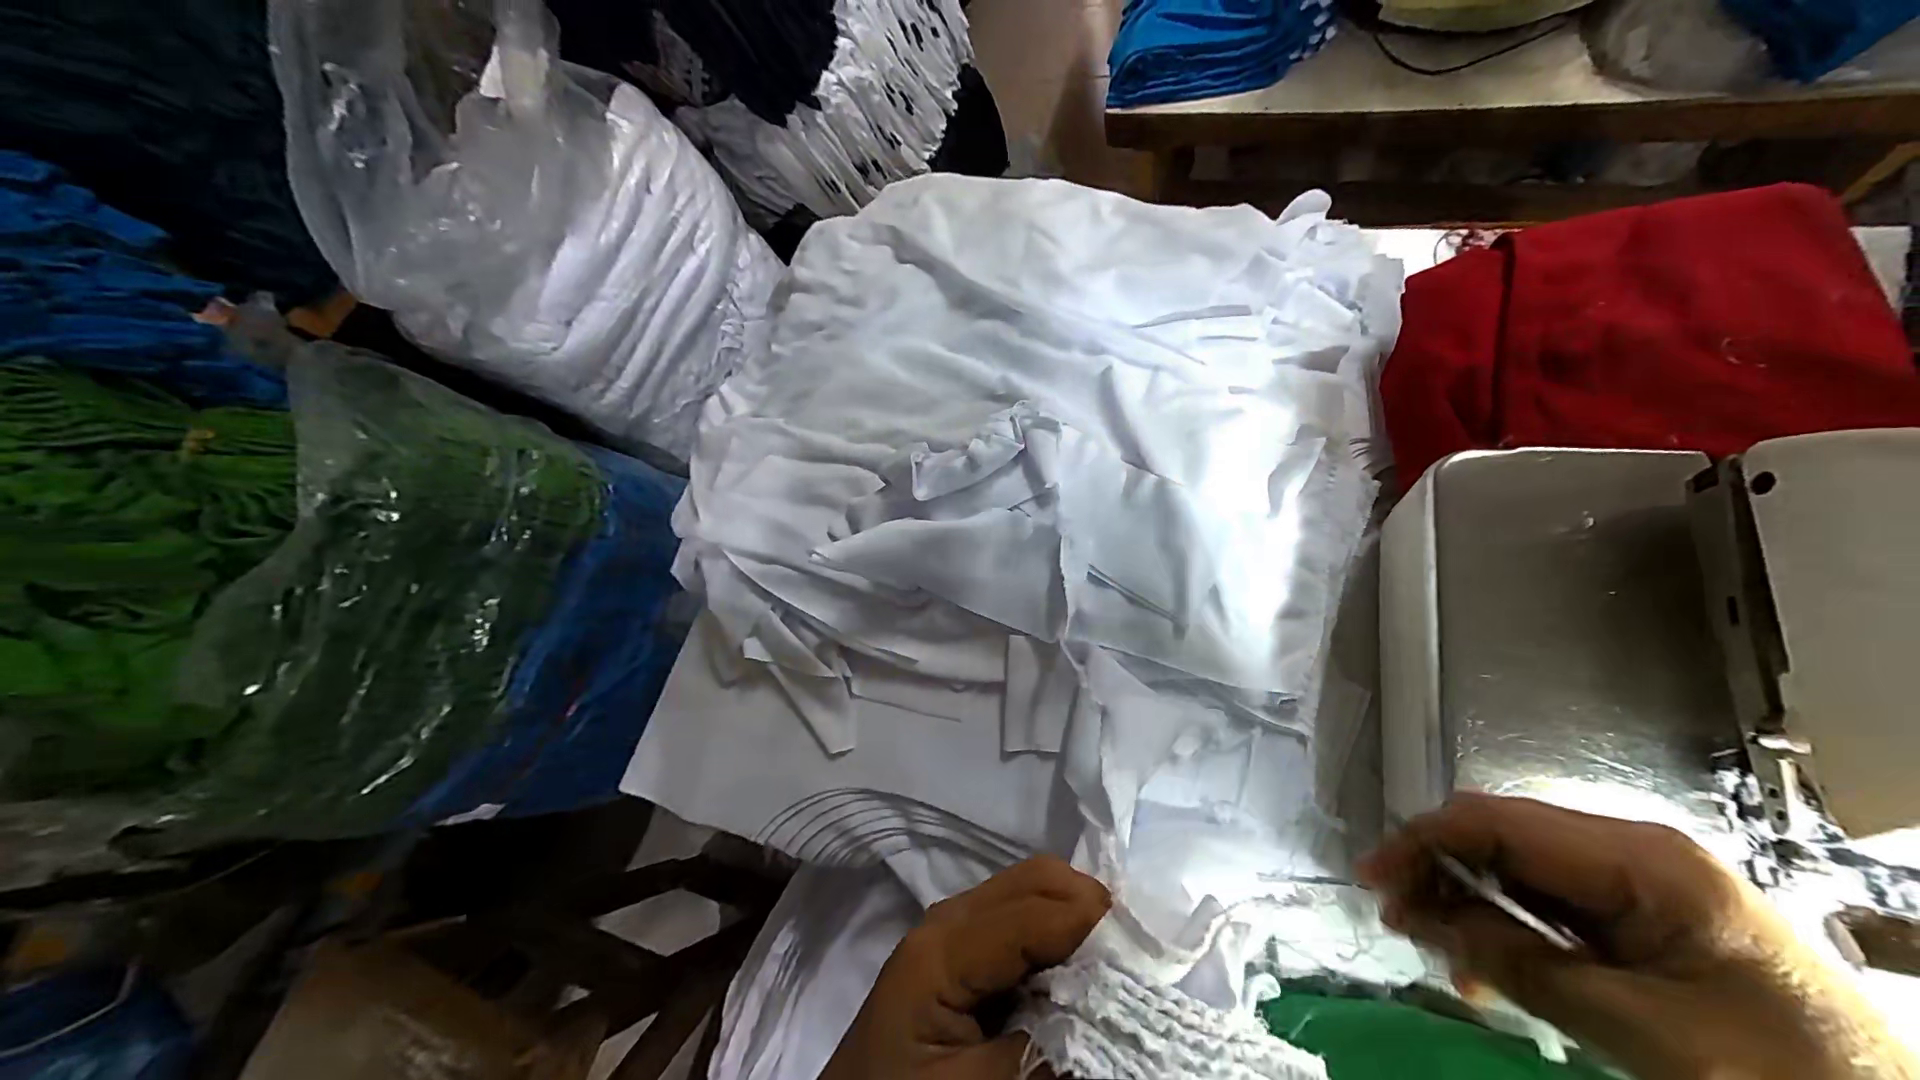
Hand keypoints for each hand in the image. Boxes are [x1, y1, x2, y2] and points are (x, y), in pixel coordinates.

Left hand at [820, 856, 1110, 1079]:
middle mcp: (949, 919)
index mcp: (942, 948)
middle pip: (1033, 879)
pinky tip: (1077, 965)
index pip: (1031, 913)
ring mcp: (954, 927)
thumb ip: (1039, 1052)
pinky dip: (1055, 929)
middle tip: (1136, 951)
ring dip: (1075, 913)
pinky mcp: (962, 946)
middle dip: (1087, 904)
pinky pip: (1018, 917)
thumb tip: (1109, 1016)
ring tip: (1114, 958)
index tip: (1147, 947)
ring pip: (1030, 889)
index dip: (1090, 922)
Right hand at [1359, 795, 1915, 1079]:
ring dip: (1466, 905)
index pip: (1497, 822)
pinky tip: (1486, 965)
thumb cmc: (1778, 1076)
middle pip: (1501, 838)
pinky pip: (1549, 905)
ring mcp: (1640, 883)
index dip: (1423, 841)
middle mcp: (1634, 852)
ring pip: (1516, 870)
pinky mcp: (1642, 916)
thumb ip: (1523, 965)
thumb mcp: (1644, 1031)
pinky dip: (1505, 928)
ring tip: (1435, 949)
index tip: (1373, 877)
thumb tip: (1426, 920)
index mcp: (1643, 860)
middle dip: (1439, 873)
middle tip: (1397, 920)